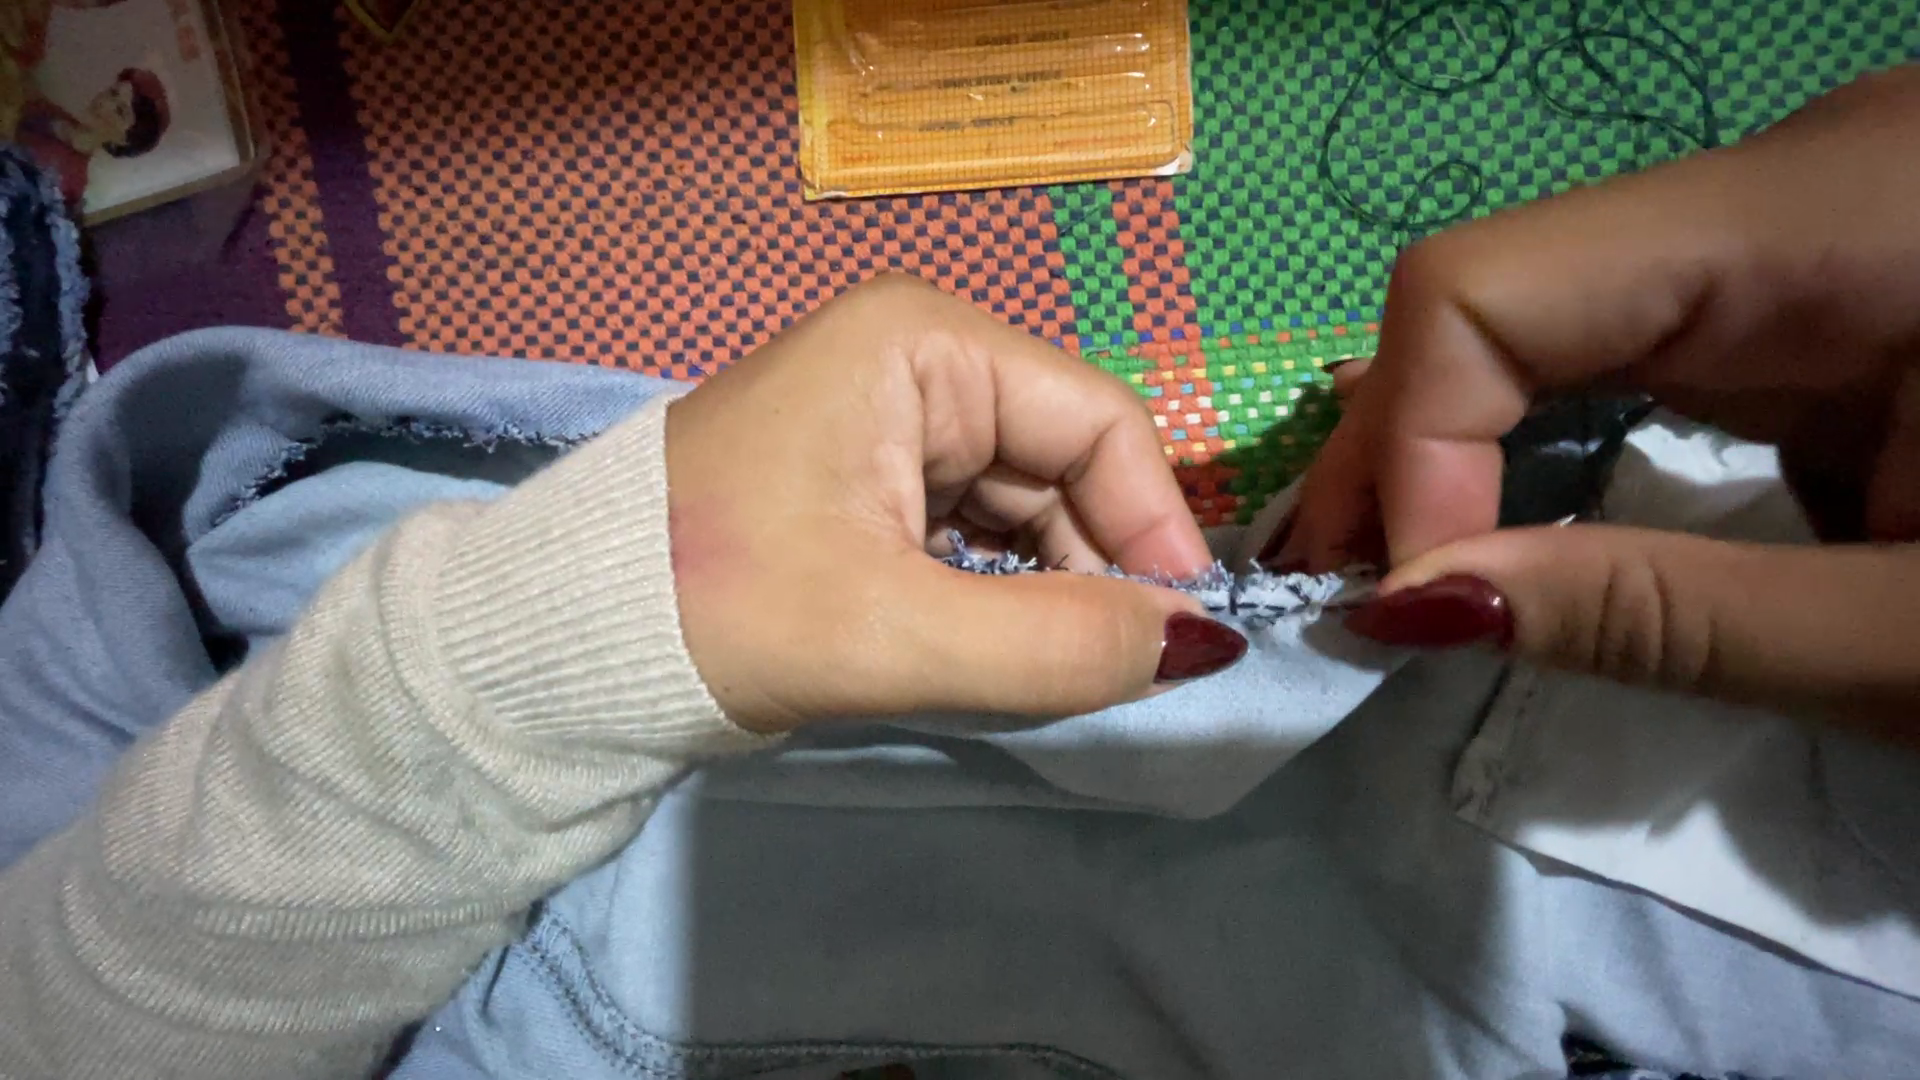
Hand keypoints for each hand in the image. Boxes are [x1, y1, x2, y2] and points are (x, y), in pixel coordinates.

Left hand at [666, 275, 1244, 733]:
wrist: (566, 643)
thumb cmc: (717, 608)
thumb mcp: (889, 632)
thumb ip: (1051, 644)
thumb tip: (1195, 644)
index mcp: (922, 346)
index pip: (1094, 420)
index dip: (1153, 523)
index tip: (1181, 627)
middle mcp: (917, 364)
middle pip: (1065, 464)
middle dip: (1098, 566)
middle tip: (1111, 666)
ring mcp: (896, 422)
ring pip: (1027, 505)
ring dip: (1051, 587)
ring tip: (1042, 662)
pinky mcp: (876, 480)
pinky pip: (979, 532)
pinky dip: (1004, 591)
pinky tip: (994, 640)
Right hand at [1287, 65, 1919, 727]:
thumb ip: (1650, 616)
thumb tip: (1406, 610)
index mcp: (1847, 211)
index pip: (1483, 292)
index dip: (1408, 441)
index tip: (1407, 587)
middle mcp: (1783, 180)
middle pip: (1473, 297)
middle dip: (1386, 453)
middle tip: (1334, 575)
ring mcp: (1774, 226)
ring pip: (1505, 321)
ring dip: (1422, 451)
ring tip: (1381, 552)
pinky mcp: (1778, 282)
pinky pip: (1573, 347)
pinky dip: (1497, 442)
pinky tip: (1471, 510)